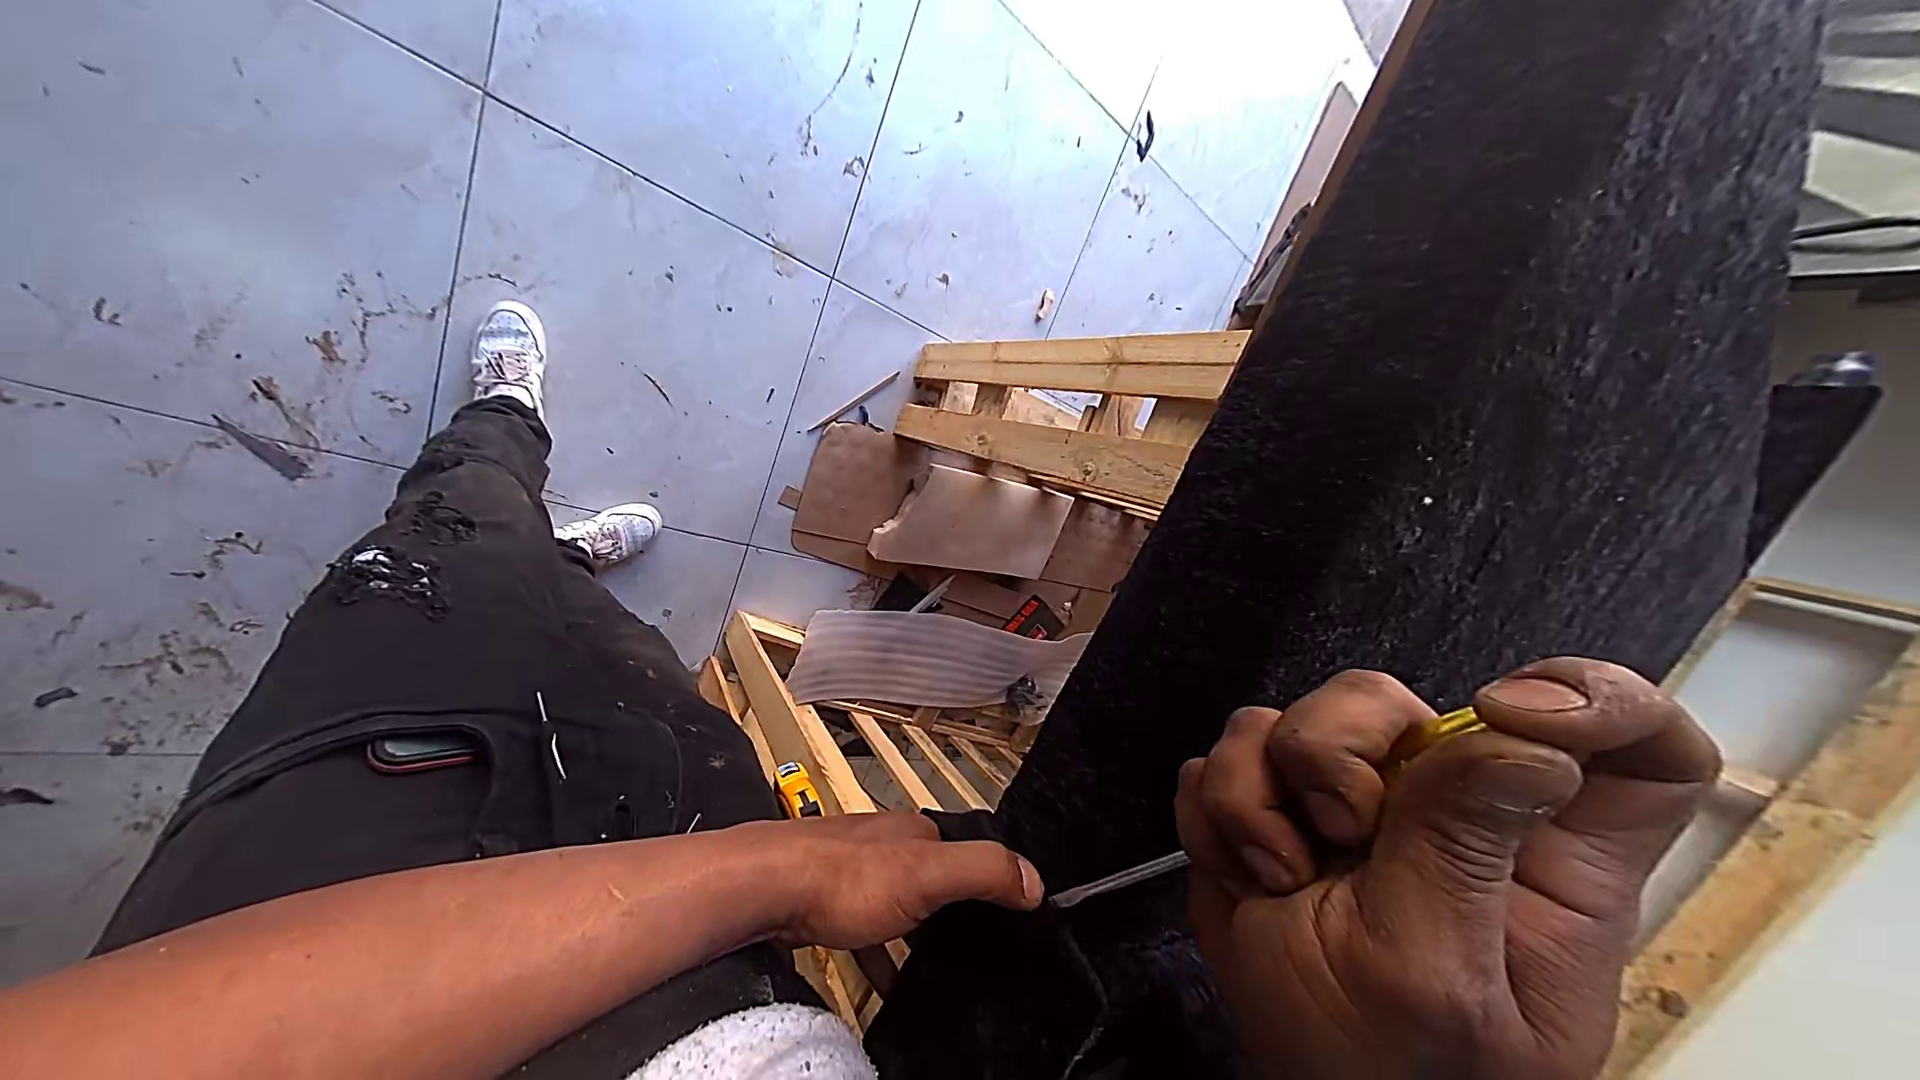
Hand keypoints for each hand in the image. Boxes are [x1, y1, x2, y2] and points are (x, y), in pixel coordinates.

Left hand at [771, 811, 1042, 948]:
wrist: (767, 887)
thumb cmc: (842, 875)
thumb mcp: (927, 873)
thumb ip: (982, 870)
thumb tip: (1033, 879)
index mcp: (916, 831)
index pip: (968, 851)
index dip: (988, 882)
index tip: (1005, 915)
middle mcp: (887, 843)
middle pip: (933, 878)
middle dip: (950, 912)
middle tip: (969, 950)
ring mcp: (856, 868)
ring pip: (900, 905)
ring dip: (916, 935)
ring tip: (933, 971)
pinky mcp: (830, 898)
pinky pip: (866, 930)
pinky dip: (880, 954)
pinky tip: (883, 980)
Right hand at [1174, 659, 1719, 1079]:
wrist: (1286, 1079)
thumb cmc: (1387, 1065)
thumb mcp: (1431, 971)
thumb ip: (1460, 852)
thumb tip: (1527, 741)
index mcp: (1535, 855)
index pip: (1632, 748)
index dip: (1592, 698)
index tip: (1501, 709)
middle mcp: (1434, 802)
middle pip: (1381, 699)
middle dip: (1329, 751)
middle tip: (1332, 830)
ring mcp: (1340, 794)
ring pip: (1279, 721)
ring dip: (1251, 795)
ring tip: (1272, 874)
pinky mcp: (1267, 799)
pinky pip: (1217, 758)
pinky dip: (1211, 813)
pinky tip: (1236, 871)